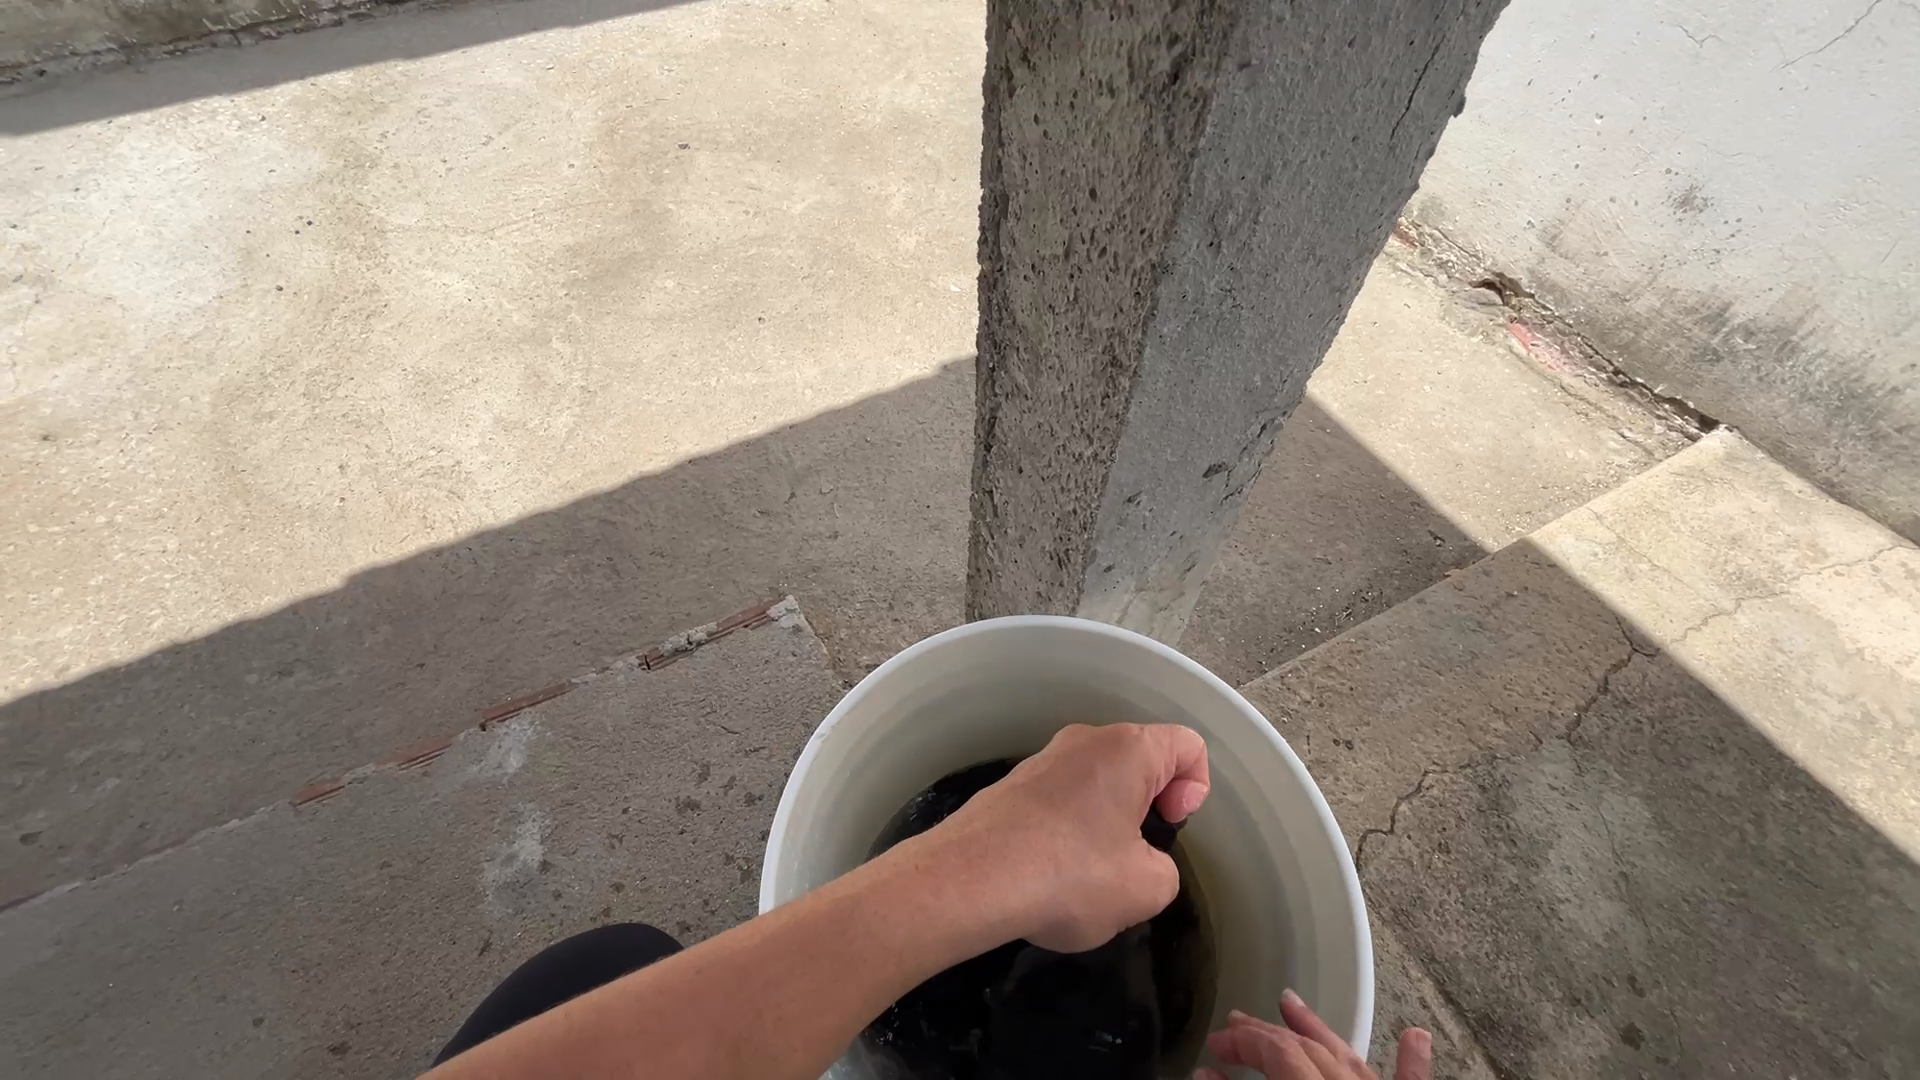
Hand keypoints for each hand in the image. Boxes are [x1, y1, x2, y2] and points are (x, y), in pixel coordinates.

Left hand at [912, 722, 1209, 952]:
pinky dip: (1071, 827)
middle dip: (1150, 805)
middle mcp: (1084, 739)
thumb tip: (1138, 860)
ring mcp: (1043, 758)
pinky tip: (1053, 871)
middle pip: (1142, 759)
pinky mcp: (1014, 782)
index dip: (1196, 788)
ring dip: (1108, 820)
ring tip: (1091, 873)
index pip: (1188, 745)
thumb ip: (1163, 868)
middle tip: (1134, 856)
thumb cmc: (1070, 873)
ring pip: (1099, 780)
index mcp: (1126, 748)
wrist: (971, 877)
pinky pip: (1063, 796)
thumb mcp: (1147, 888)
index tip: (1168, 827)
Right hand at [1196, 990, 1430, 1079]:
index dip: (1242, 1043)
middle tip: (1232, 1024)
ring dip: (1319, 1029)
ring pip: (1353, 1060)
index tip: (1214, 1048)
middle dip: (1266, 1033)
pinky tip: (1417, 1035)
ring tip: (1289, 1002)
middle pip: (1310, 1051)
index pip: (1279, 1054)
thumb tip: (1203, 1075)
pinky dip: (1413, 1063)